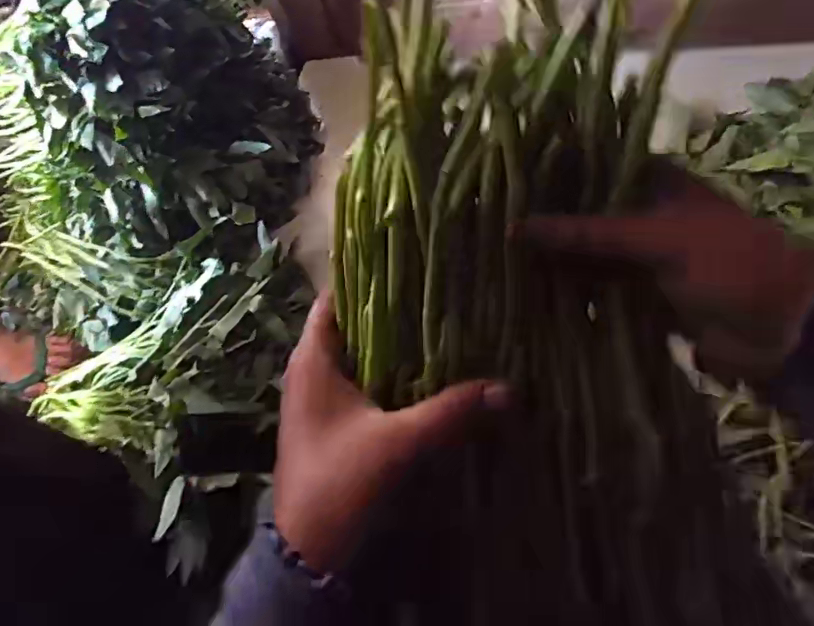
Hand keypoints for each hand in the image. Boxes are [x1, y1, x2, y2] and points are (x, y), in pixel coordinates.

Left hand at [273, 292, 509, 572]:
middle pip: (347, 325)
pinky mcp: (326, 419)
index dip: (363, 280)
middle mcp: (307, 367)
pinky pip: (355, 381)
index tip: (404, 266)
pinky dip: (382, 375)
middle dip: (386, 314)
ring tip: (436, 331)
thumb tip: (507, 388)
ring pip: (353, 355)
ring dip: (387, 347)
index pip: (333, 299)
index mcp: (311, 357)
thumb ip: (449, 414)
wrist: (306, 548)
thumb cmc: (340, 480)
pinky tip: (419, 380)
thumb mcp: (397, 444)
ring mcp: (314, 394)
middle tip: (434, 298)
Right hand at [523, 166, 813, 380]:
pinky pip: (590, 277)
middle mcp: (643, 209)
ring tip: (495, 237)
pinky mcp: (635, 286)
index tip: (506, 163)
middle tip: (490, 203)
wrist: (791, 336)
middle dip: (542, 207)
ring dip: (549, 245)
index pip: (593, 161)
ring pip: (582, 242)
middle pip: (581, 203)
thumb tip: (512, 226)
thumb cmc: (730, 263)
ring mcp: (638, 249)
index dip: (552, 161)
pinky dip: (563, 277)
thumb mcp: (653, 239)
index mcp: (657, 182)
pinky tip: (523, 272)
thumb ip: (583, 232)